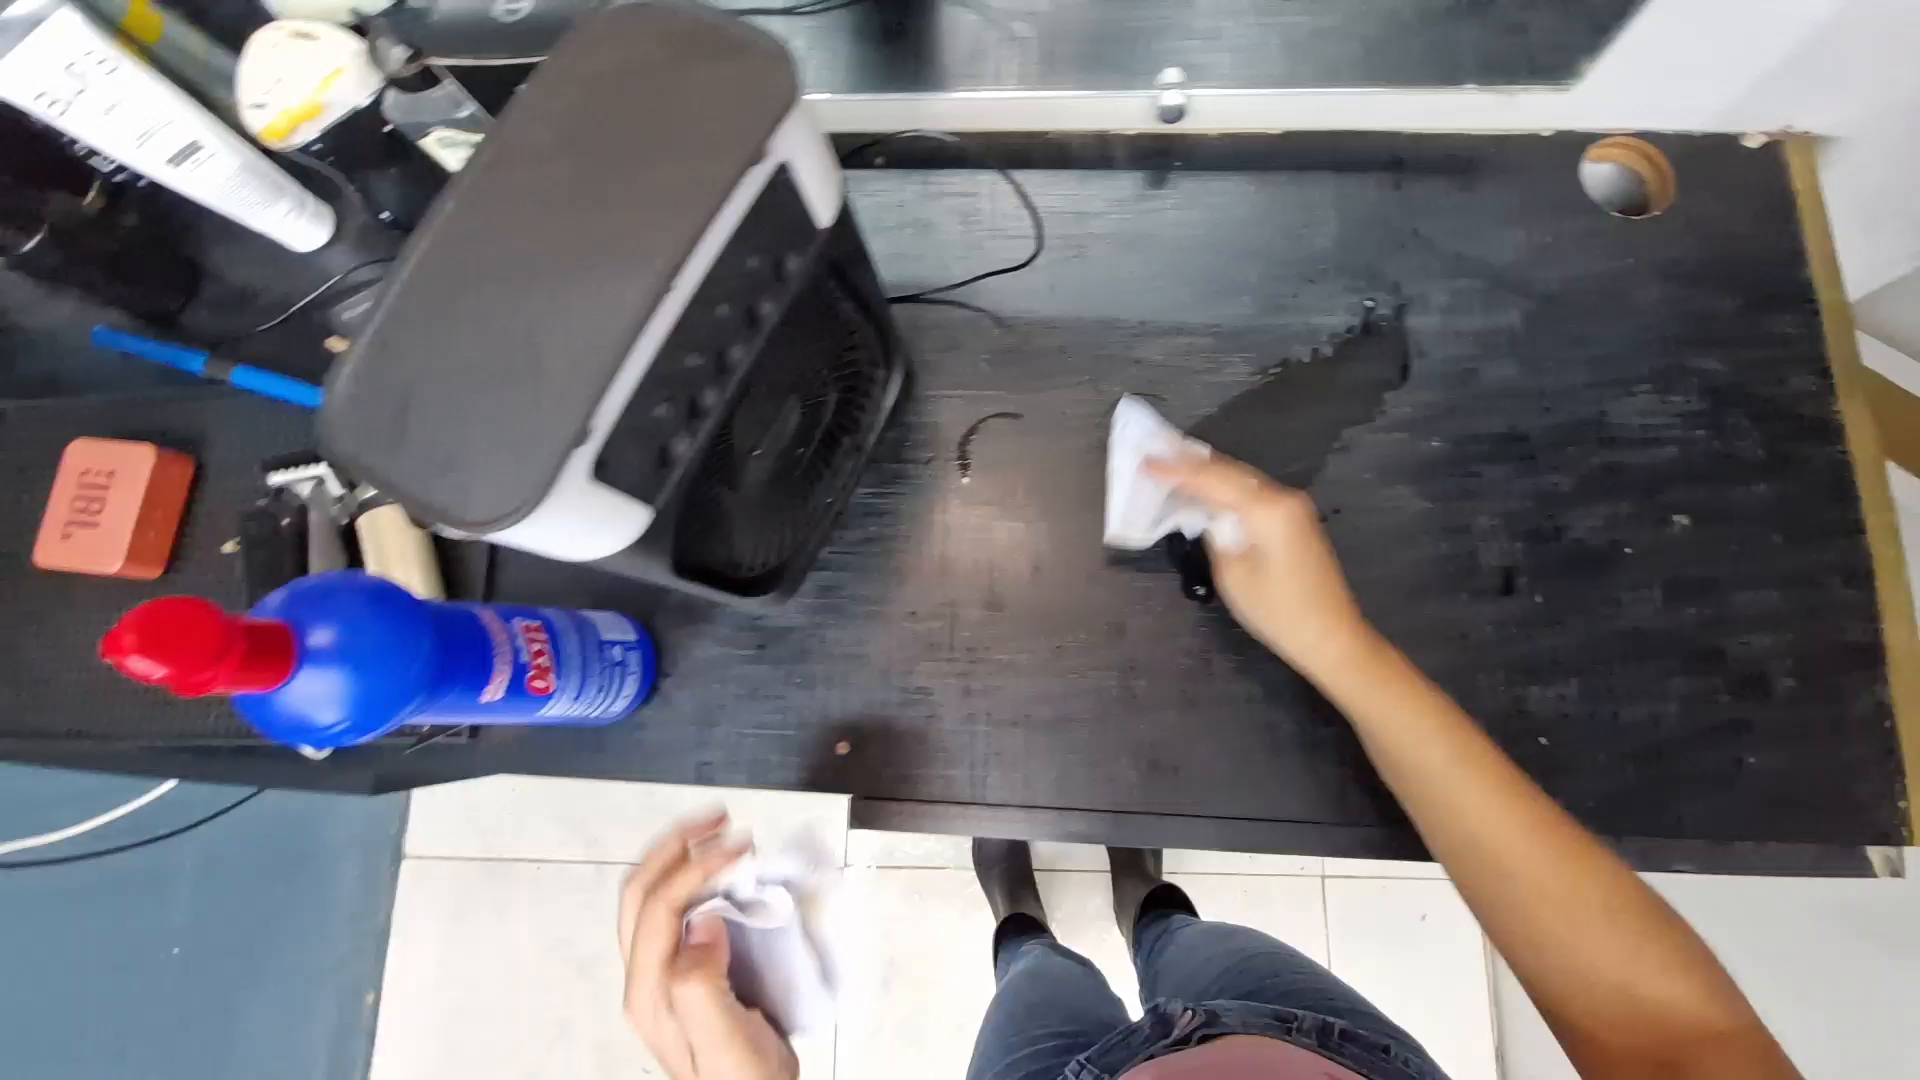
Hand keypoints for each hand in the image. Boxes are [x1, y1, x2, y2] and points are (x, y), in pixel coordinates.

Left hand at [618, 812, 798, 1079]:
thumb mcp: (726, 1046)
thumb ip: (702, 987)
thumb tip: (701, 921)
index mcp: (651, 991)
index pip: (658, 907)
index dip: (696, 866)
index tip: (742, 846)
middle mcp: (646, 975)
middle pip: (638, 891)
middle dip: (675, 844)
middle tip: (722, 818)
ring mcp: (661, 970)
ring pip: (650, 895)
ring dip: (682, 853)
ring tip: (723, 831)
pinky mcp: (683, 966)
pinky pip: (675, 906)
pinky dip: (696, 874)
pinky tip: (728, 867)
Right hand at [1147, 454, 1379, 679]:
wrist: (1329, 635)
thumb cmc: (1277, 610)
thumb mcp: (1232, 574)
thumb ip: (1214, 534)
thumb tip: (1205, 515)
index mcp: (1267, 509)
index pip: (1213, 480)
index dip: (1176, 470)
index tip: (1146, 461)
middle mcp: (1283, 498)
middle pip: (1231, 471)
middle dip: (1192, 463)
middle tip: (1157, 455)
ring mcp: (1293, 507)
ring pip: (1242, 479)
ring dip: (1210, 473)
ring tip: (1174, 465)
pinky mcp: (1295, 519)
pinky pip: (1253, 492)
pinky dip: (1227, 487)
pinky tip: (1207, 488)